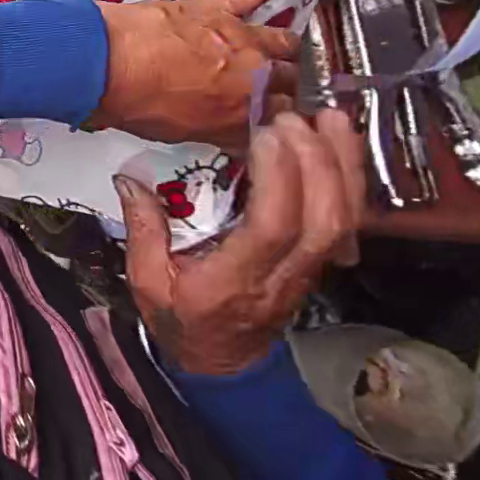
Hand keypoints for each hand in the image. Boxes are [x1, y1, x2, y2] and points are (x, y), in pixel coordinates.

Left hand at [87, 0, 308, 149]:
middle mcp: (253, 76)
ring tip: (302, 50)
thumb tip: (238, 134)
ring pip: (285, 41)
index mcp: (242, 114)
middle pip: (290, 79)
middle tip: (292, 87)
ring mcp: (240, 39)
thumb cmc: (136, 104)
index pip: (281, 118)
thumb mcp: (182, 133)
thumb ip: (219, 131)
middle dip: (293, 85)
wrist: (108, 64)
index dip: (284, 118)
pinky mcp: (219, 8)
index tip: (286, 119)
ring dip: (292, 48)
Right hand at [116, 110, 365, 374]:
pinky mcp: (319, 260)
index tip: (264, 134)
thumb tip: (129, 179)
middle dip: (316, 161)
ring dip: (343, 164)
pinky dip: (350, 178)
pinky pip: (348, 219)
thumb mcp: (147, 282)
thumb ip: (142, 230)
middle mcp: (282, 275)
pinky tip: (341, 144)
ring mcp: (309, 269)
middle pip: (322, 220)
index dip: (278, 179)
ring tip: (332, 116)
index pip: (271, 229)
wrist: (223, 363)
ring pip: (344, 219)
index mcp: (235, 280)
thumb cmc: (182, 319)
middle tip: (293, 117)